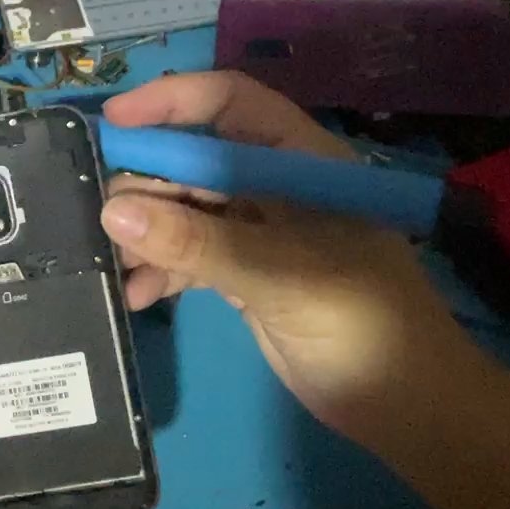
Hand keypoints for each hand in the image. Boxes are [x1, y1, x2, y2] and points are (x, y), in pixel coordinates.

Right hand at [98, 72, 478, 437]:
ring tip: (113, 263)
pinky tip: (135, 294)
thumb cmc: (364, 322)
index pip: (229, 104)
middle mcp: (271, 185)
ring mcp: (254, 229)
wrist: (407, 406)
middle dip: (146, 182)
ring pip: (182, 209)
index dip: (171, 102)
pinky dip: (158, 269)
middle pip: (193, 158)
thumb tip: (113, 210)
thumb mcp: (280, 274)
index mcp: (298, 161)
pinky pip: (185, 255)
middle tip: (102, 214)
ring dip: (145, 231)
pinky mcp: (239, 271)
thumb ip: (197, 242)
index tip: (114, 122)